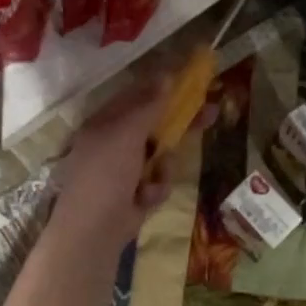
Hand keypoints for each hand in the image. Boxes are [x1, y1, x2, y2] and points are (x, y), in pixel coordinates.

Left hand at [52, 75, 210, 247]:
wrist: (94, 230)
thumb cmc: (105, 174)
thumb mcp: (126, 133)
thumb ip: (149, 105)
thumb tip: (167, 75)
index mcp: (105, 122)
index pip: (138, 96)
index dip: (165, 87)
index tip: (193, 80)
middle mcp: (116, 142)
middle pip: (156, 124)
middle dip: (180, 124)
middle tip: (211, 112)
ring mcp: (127, 169)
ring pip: (163, 155)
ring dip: (163, 168)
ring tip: (151, 182)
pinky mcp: (138, 192)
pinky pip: (160, 180)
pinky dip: (156, 189)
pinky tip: (145, 199)